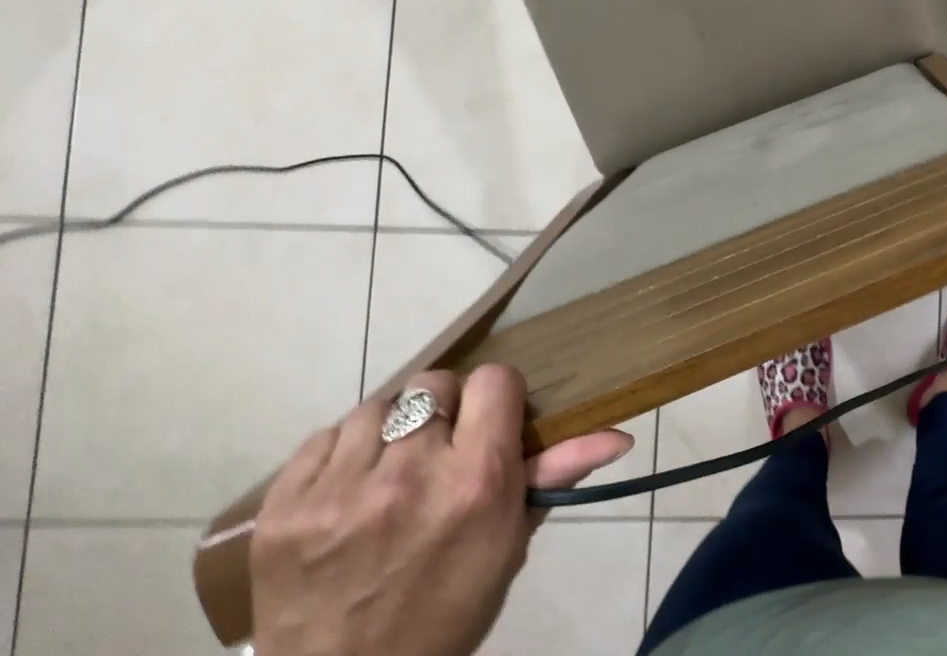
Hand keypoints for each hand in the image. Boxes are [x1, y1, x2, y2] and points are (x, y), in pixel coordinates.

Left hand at [249, 364, 632, 655]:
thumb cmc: (450, 610)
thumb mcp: (512, 543)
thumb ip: (557, 476)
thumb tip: (620, 435)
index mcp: (477, 480)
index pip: (495, 380)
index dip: (498, 398)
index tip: (492, 424)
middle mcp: (411, 472)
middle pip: (434, 384)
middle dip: (446, 410)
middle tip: (442, 451)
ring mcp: (339, 489)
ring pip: (377, 406)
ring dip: (391, 431)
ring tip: (391, 472)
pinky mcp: (283, 507)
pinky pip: (323, 438)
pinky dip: (342, 455)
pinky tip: (350, 491)